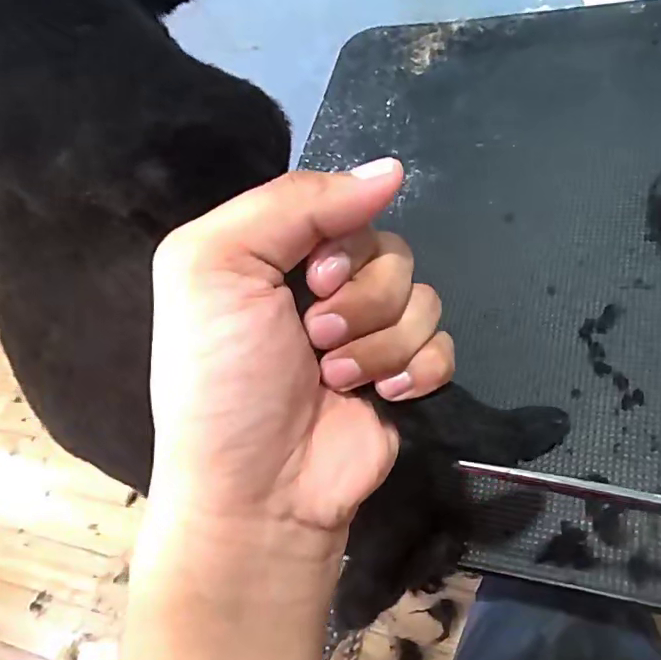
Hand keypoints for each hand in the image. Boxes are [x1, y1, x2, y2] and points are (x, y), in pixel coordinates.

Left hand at [142, 158, 452, 573]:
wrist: (260, 489)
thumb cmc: (223, 379)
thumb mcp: (215, 267)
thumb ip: (296, 203)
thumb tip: (393, 170)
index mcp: (282, 254)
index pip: (348, 208)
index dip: (344, 241)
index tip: (312, 280)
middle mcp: (332, 289)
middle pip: (395, 253)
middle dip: (360, 302)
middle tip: (316, 341)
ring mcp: (375, 335)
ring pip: (425, 300)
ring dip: (379, 345)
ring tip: (336, 381)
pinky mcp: (409, 377)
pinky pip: (445, 346)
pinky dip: (418, 371)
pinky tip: (384, 397)